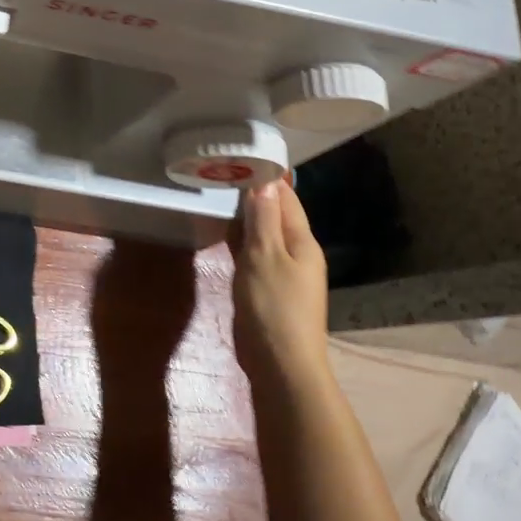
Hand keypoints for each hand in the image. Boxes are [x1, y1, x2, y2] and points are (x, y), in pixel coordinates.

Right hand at [229, 179, 329, 383]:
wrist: (281, 363)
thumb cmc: (273, 306)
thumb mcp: (264, 257)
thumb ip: (263, 220)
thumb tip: (265, 183)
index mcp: (303, 242)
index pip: (286, 198)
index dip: (266, 178)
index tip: (238, 157)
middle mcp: (298, 253)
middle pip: (276, 215)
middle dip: (253, 195)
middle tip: (220, 173)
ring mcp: (284, 273)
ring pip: (264, 235)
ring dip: (246, 217)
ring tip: (217, 196)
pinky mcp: (268, 289)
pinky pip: (255, 254)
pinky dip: (241, 240)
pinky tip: (223, 234)